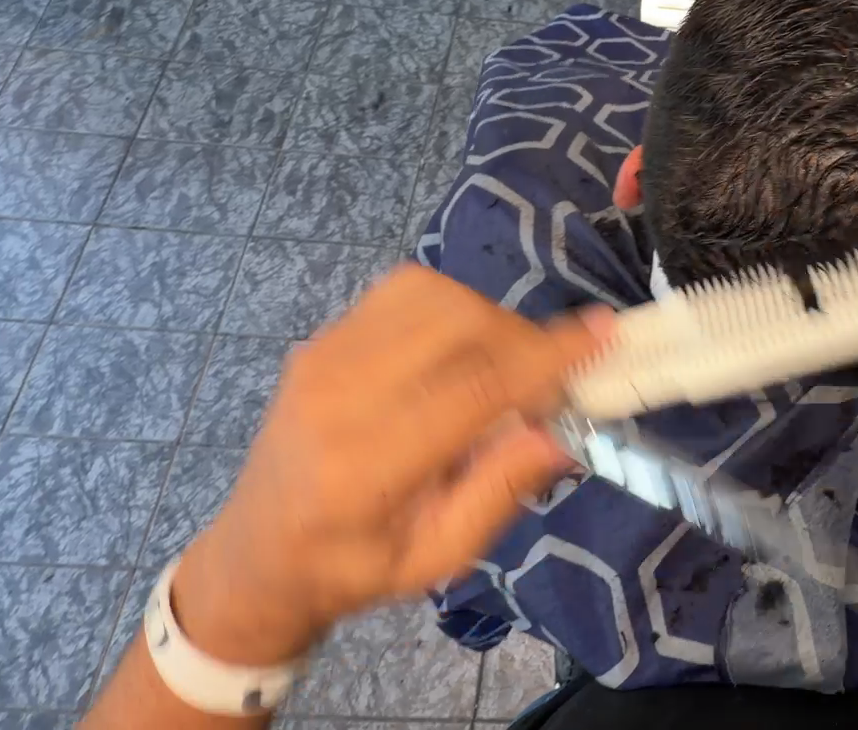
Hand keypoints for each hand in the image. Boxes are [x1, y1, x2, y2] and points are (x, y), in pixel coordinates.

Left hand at [169, 266, 605, 664]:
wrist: (254, 553)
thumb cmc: (352, 566)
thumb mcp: (437, 558)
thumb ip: (500, 492)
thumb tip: (561, 431)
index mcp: (365, 467)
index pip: (475, 388)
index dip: (547, 356)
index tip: (603, 333)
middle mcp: (337, 395)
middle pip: (457, 323)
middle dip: (523, 337)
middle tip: (548, 373)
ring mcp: (322, 354)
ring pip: (433, 293)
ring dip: (490, 318)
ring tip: (506, 361)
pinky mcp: (321, 336)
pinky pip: (405, 291)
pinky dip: (453, 305)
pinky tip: (462, 345)